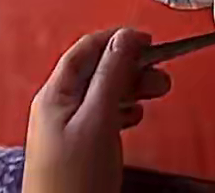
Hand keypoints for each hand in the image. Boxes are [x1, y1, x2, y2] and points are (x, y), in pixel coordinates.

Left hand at [23, 28, 171, 192]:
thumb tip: (126, 36)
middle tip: (159, 68)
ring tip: (158, 90)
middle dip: (132, 65)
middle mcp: (59, 106)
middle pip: (99, 69)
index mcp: (56, 94)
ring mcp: (68, 127)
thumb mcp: (98, 119)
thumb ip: (111, 73)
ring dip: (133, 85)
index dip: (118, 38)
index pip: (87, 48)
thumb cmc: (74, 182)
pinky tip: (136, 115)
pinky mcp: (79, 146)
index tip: (147, 40)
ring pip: (105, 90)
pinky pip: (105, 112)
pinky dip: (125, 107)